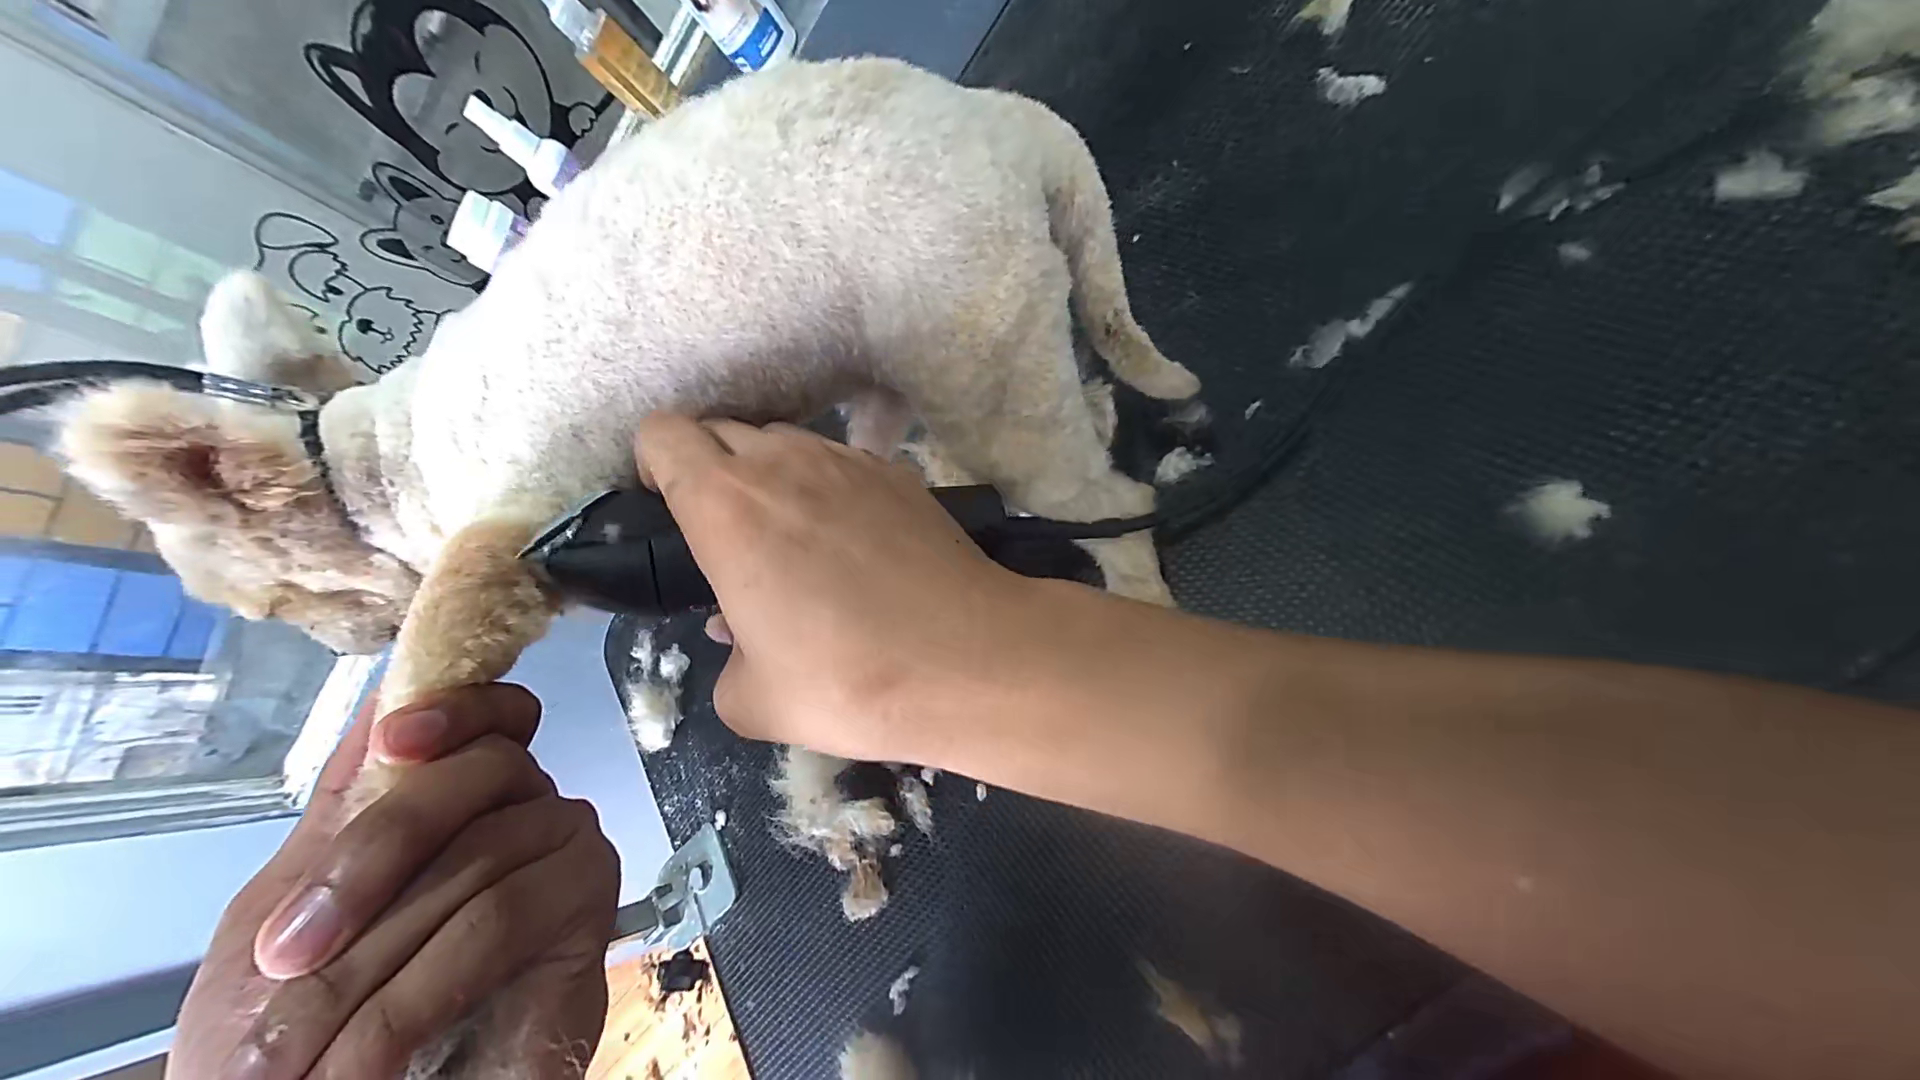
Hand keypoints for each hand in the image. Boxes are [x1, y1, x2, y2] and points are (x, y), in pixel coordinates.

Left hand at [170, 685, 618, 1078]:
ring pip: (490, 848)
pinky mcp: (592, 908)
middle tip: (286, 956)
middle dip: (381, 851)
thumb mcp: (286, 919)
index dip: (463, 707)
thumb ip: (340, 819)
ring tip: (294, 1056)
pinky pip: (511, 911)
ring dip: (375, 957)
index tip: (397, 739)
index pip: (498, 715)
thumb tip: (382, 707)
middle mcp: (527, 807)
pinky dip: (422, 988)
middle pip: (488, 767)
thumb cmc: (306, 1027)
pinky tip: (367, 1056)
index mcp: (460, 797)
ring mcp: (568, 851)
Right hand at [635, 415, 1037, 761]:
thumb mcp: (753, 699)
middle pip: (722, 432)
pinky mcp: (900, 474)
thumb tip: (739, 627)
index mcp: (726, 505)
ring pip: (786, 442)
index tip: (676, 514)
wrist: (969, 659)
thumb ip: (726, 660)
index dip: (657, 467)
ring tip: (799, 540)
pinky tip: (858, 541)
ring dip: (773, 477)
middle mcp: (784, 463)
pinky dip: (830, 487)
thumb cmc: (848, 680)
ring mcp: (849, 461)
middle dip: (712, 471)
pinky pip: (842, 462)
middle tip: (734, 537)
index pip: (663, 434)